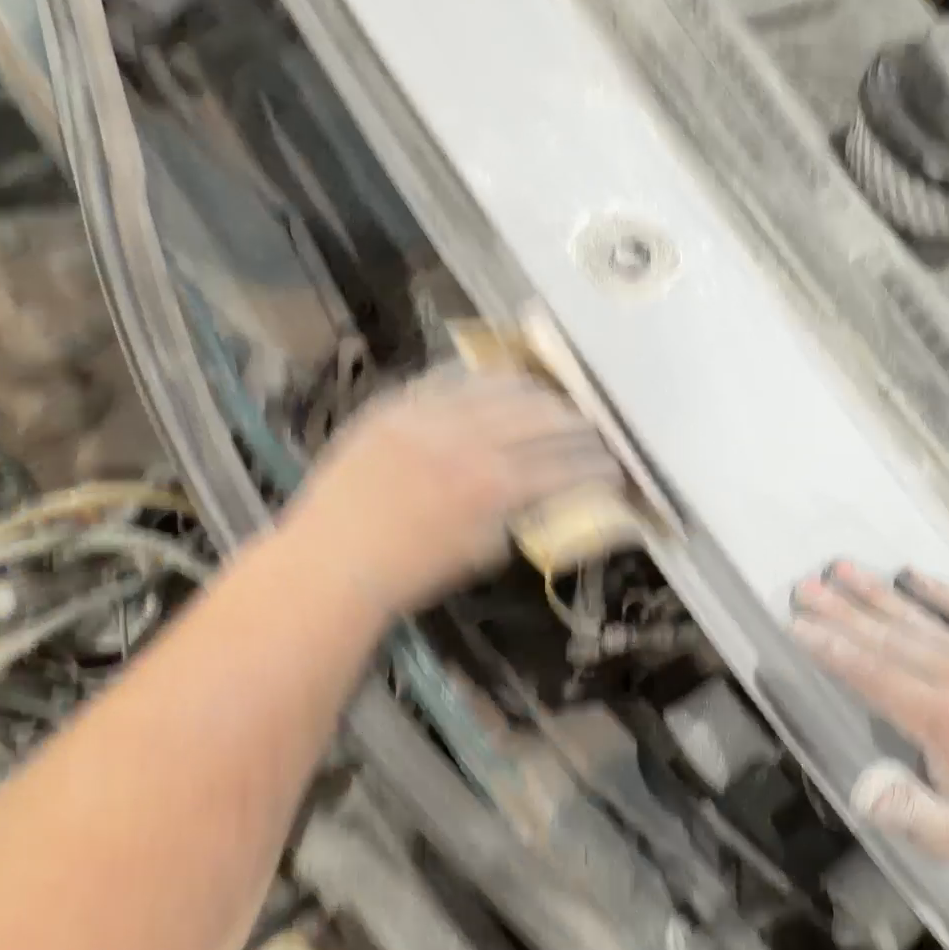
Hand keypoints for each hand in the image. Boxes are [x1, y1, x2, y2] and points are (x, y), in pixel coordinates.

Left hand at [281, 370, 622, 616]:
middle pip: (546, 418)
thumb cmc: (414, 571)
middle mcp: (471, 443)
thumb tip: (549, 492)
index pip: (569, 465)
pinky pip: (452, 378)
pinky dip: (485, 380)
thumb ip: (523, 514)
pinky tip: (503, 384)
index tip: (617, 465)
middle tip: (596, 430)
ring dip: (541, 394)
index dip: (601, 463)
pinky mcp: (398, 405)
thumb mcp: (487, 551)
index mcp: (497, 488)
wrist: (331, 562)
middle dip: (580, 424)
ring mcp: (431, 417)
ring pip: (505, 388)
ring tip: (556, 401)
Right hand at [791, 563, 948, 862]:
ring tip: (839, 568)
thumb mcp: (946, 835)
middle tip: (805, 588)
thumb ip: (903, 811)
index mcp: (945, 721)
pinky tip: (909, 574)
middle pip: (889, 638)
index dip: (832, 650)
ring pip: (920, 619)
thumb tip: (861, 790)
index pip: (875, 675)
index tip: (797, 625)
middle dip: (841, 612)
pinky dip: (938, 590)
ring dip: (876, 593)